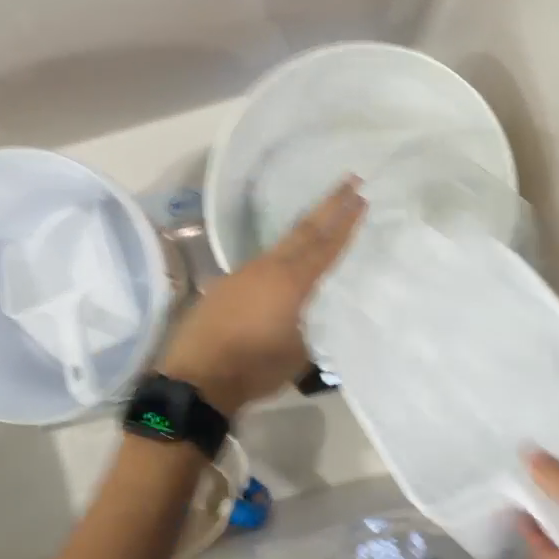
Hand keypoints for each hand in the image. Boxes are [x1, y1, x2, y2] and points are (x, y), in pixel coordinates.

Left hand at [157, 179, 366, 414]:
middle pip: (302, 231)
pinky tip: (282, 271)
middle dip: (328, 206)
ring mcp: (242, 274)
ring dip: (302, 234)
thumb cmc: (255, 367)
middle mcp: (267, 268)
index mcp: (291, 282)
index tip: (361, 196)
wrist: (198, 377)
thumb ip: (310, 325)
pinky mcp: (224, 287)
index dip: (345, 221)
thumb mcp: (299, 352)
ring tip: (320, 225)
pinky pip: (260, 267)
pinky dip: (279, 261)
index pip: (325, 245)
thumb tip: (310, 315)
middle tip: (349, 182)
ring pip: (279, 247)